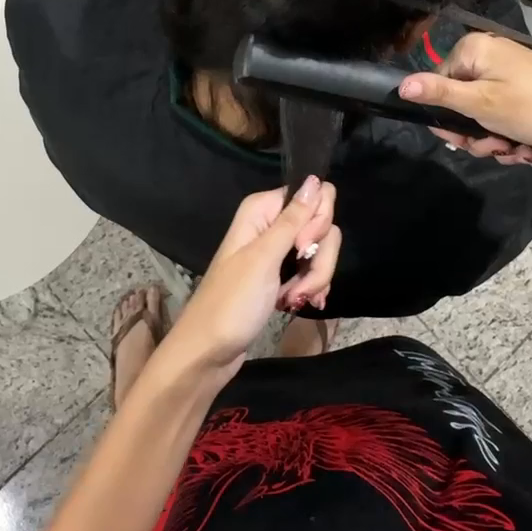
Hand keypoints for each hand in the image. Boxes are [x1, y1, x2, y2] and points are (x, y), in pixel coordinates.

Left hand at [157, 178, 339, 374]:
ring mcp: (277, 251)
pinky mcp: (281, 275)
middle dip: (319, 259)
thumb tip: (316, 179)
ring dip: (315, 278)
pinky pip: (311, 271)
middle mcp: (271, 224)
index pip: (314, 195)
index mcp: (262, 210)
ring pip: (320, 251)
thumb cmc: (231, 302)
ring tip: (293, 300)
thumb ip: (293, 219)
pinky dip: (311, 288)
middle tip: (298, 285)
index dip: (316, 222)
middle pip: (322, 226)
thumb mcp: (264, 258)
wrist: (209, 351)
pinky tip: (301, 304)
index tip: (301, 250)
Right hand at [398, 33, 531, 158]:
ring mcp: (508, 73)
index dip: (446, 118)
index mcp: (473, 51)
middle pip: (459, 103)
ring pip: (482, 116)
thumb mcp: (482, 105)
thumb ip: (440, 95)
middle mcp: (488, 56)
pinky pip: (503, 116)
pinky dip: (511, 135)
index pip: (437, 86)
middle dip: (475, 134)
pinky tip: (526, 148)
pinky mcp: (525, 89)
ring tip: (516, 150)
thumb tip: (400, 85)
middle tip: (495, 148)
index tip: (463, 141)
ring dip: (494, 140)